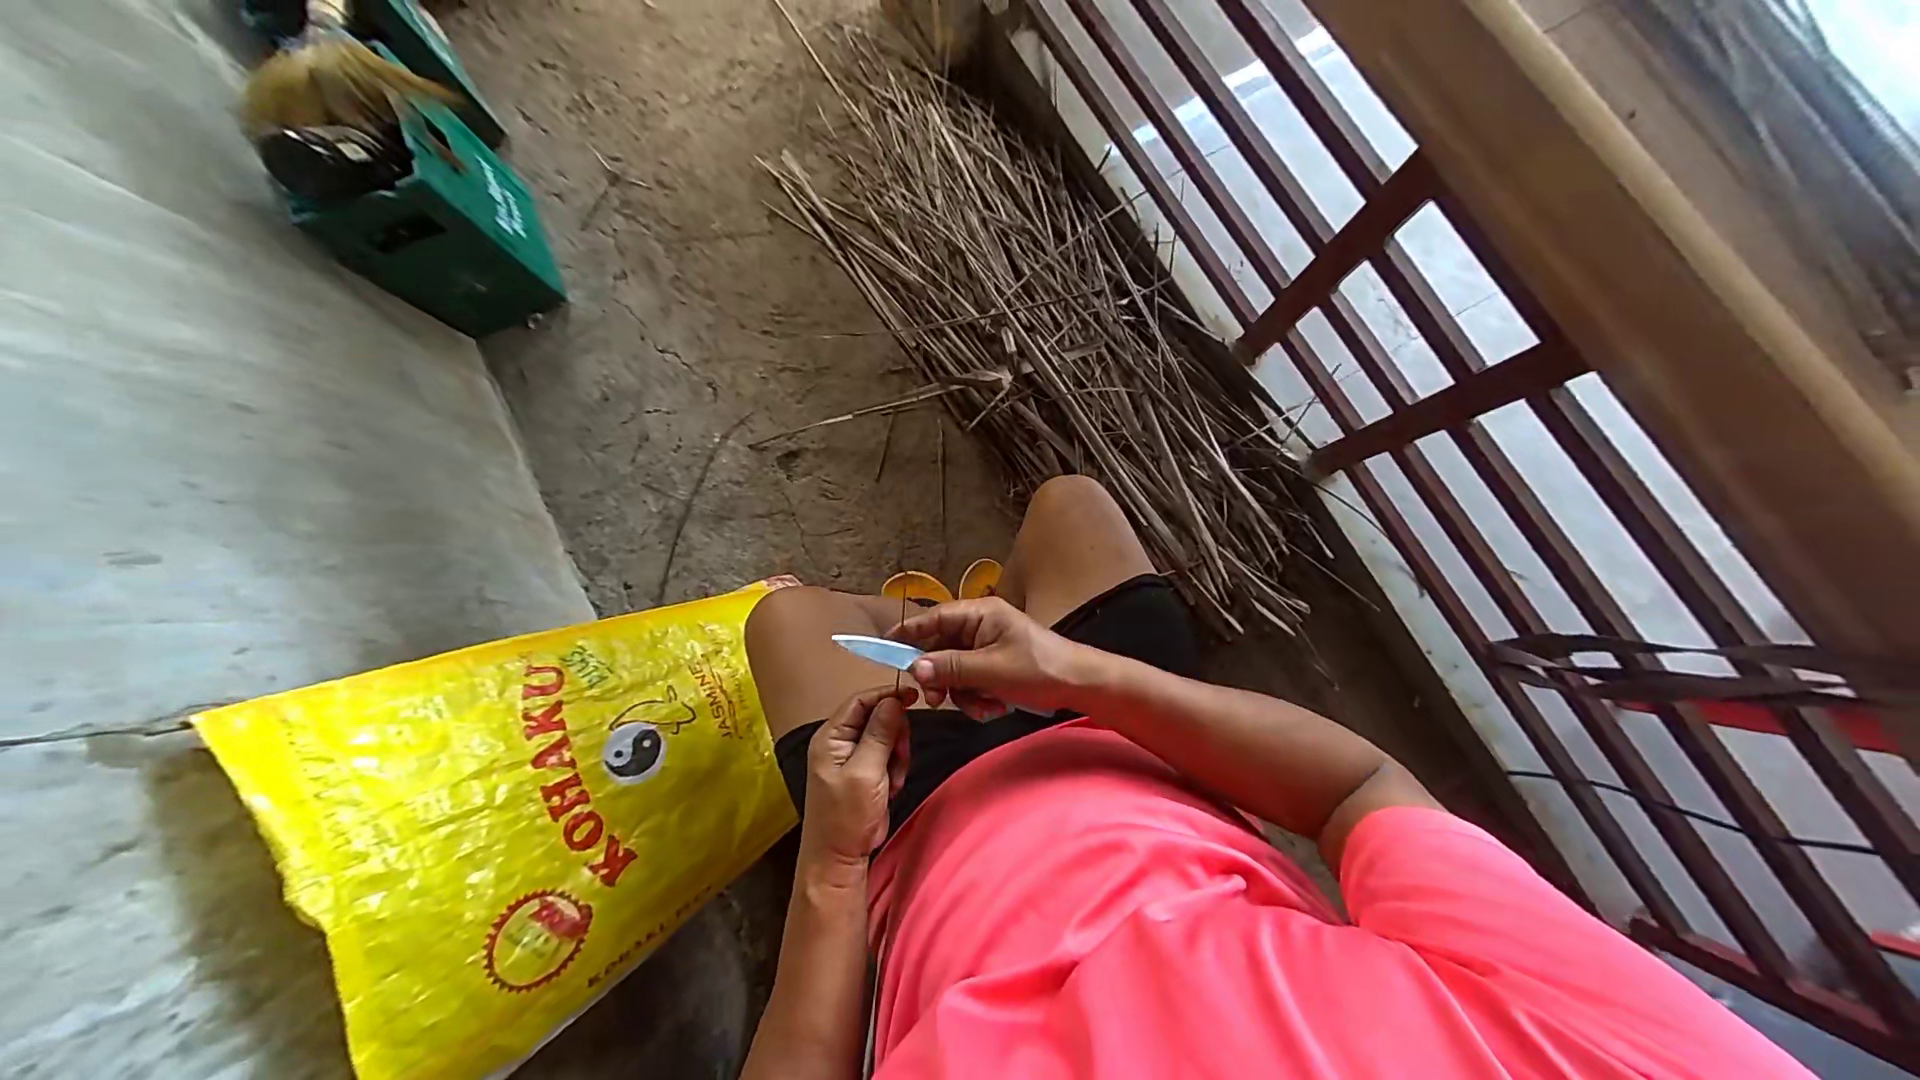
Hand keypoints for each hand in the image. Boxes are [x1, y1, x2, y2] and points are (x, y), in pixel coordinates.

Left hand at [800, 686, 914, 871]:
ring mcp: (852, 757)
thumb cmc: (846, 815)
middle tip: (901, 756)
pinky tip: (892, 787)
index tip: (914, 697)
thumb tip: (893, 700)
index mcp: (830, 736)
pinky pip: (888, 756)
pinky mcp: (865, 772)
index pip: (860, 701)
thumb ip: (880, 733)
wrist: (840, 858)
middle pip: (877, 717)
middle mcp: (839, 742)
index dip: (886, 695)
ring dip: (897, 755)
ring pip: (887, 737)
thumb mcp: (866, 772)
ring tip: (893, 780)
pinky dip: (895, 768)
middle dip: (895, 734)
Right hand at [890, 597, 1092, 718]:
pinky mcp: (994, 666)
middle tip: (939, 699)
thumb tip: (915, 668)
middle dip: (942, 677)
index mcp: (980, 614)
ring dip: (964, 693)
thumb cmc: (1039, 668)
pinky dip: (977, 697)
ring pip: (953, 670)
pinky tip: (995, 706)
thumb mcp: (991, 669)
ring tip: (985, 706)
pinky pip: (970, 681)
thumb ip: (951, 667)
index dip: (908, 632)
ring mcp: (986, 646)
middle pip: (940, 648)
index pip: (934, 617)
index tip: (885, 646)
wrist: (1079, 684)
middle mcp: (980, 626)